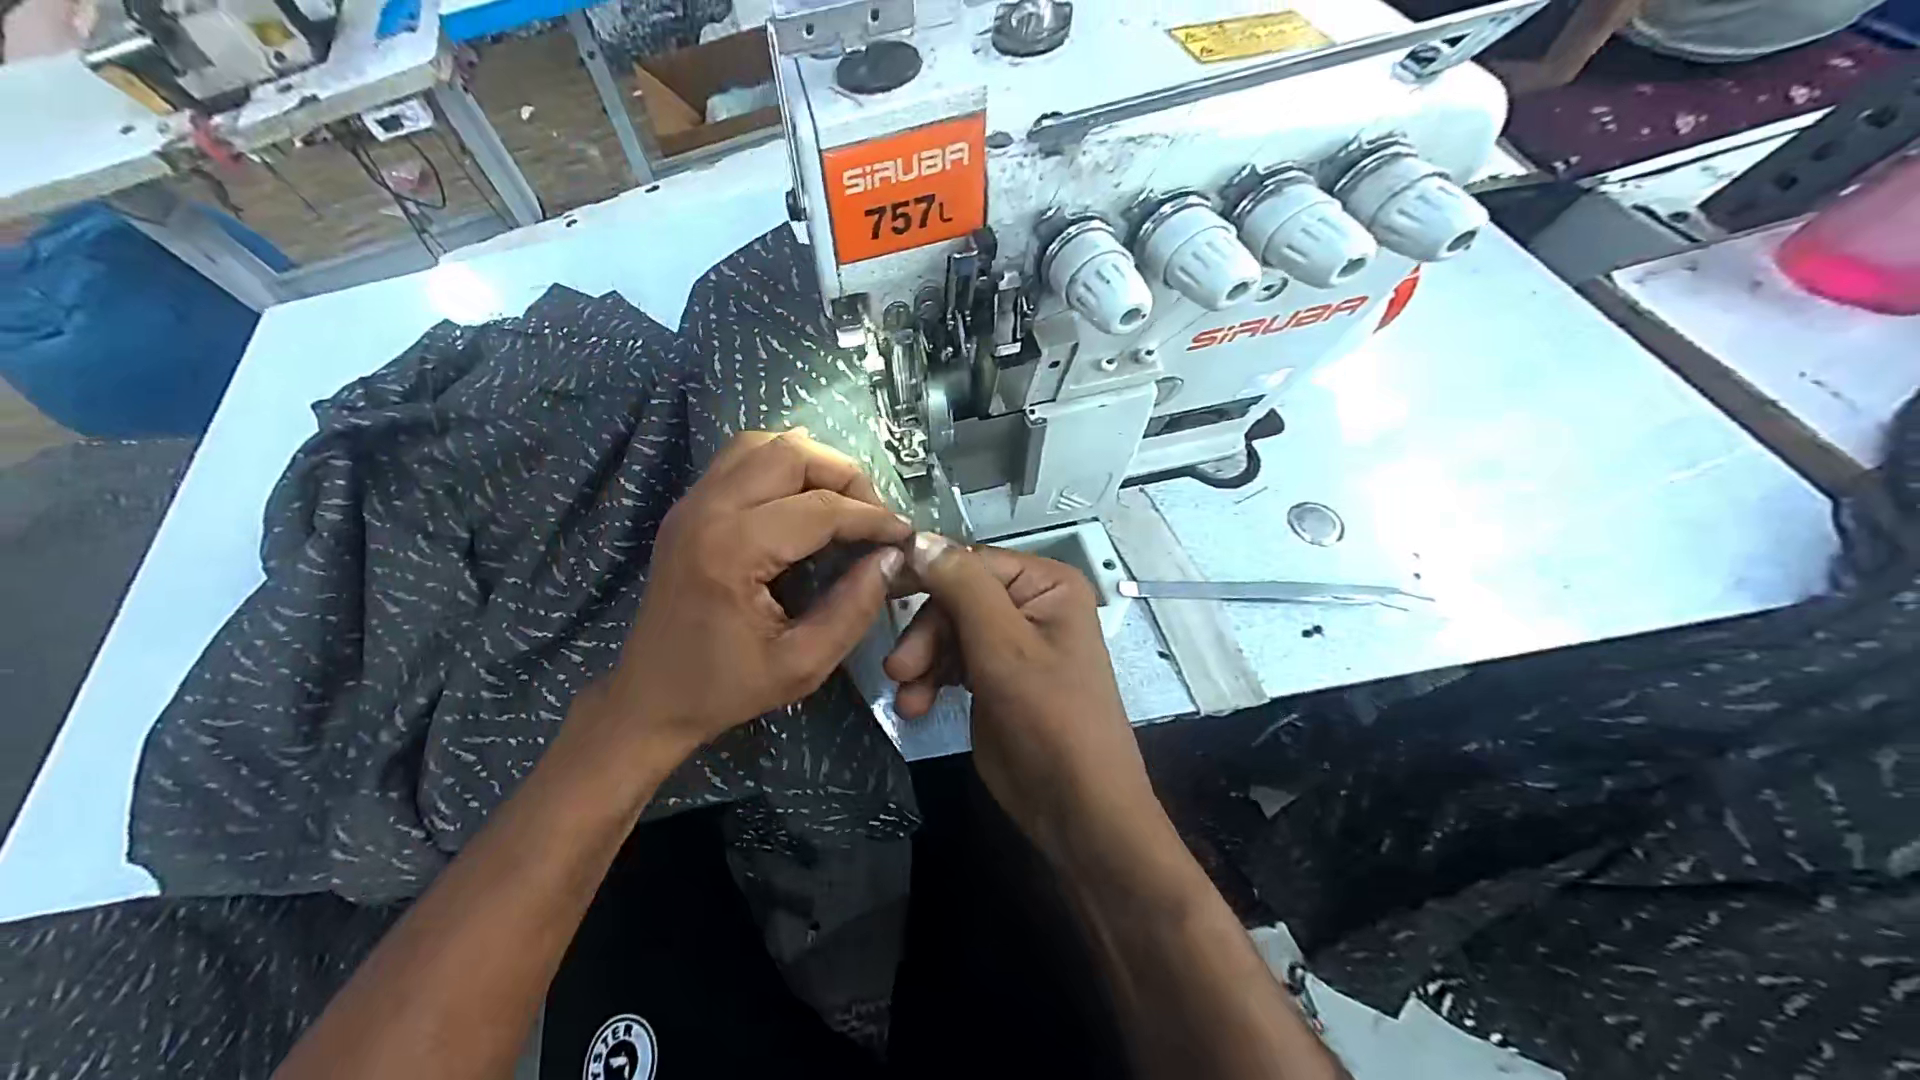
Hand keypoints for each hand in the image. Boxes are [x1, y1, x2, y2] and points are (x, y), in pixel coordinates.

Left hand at [575, 430, 911, 765]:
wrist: (650, 697)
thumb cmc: (725, 688)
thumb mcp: (803, 665)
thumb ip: (854, 609)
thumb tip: (890, 558)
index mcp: (732, 551)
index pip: (820, 508)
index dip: (872, 518)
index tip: (904, 536)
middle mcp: (707, 510)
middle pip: (792, 454)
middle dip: (847, 477)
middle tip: (874, 516)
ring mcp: (692, 502)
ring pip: (765, 443)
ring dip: (815, 463)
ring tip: (844, 502)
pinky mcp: (690, 506)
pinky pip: (743, 458)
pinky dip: (784, 464)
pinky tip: (806, 498)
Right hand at [884, 535, 1156, 854]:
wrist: (1076, 805)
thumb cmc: (1049, 717)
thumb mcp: (1004, 646)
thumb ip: (961, 587)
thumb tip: (920, 538)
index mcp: (1047, 585)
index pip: (972, 562)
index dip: (927, 574)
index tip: (880, 588)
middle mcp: (1031, 605)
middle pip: (955, 599)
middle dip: (925, 634)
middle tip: (899, 668)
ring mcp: (1012, 643)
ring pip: (948, 632)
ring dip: (923, 662)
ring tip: (907, 696)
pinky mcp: (995, 677)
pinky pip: (952, 662)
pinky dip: (931, 681)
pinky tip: (917, 705)